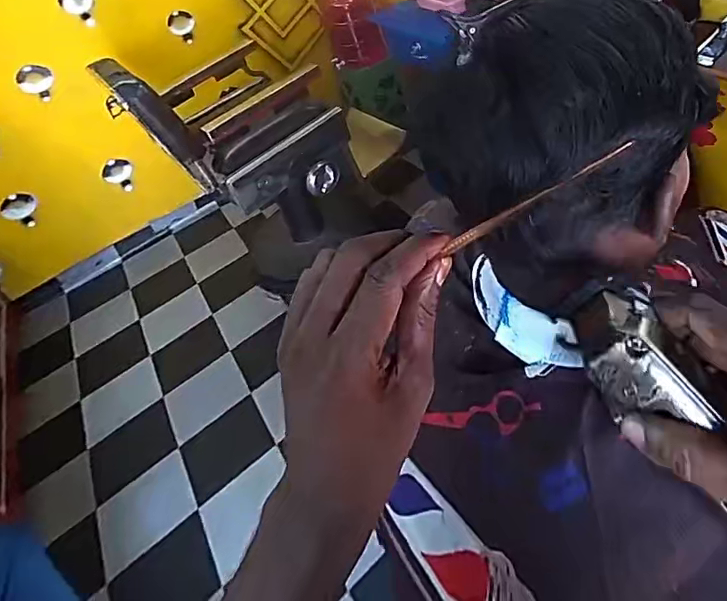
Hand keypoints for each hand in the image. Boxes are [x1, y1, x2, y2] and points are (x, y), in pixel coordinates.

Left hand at [278, 230, 450, 524]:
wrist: (323, 490)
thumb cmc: (378, 450)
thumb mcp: (414, 390)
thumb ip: (420, 323)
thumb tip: (434, 269)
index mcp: (348, 355)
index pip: (382, 279)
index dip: (415, 250)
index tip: (442, 237)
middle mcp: (311, 335)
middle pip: (348, 259)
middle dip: (389, 240)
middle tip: (422, 244)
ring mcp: (291, 333)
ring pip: (324, 263)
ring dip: (363, 250)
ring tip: (397, 258)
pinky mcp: (284, 336)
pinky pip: (309, 282)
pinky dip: (338, 268)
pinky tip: (362, 278)